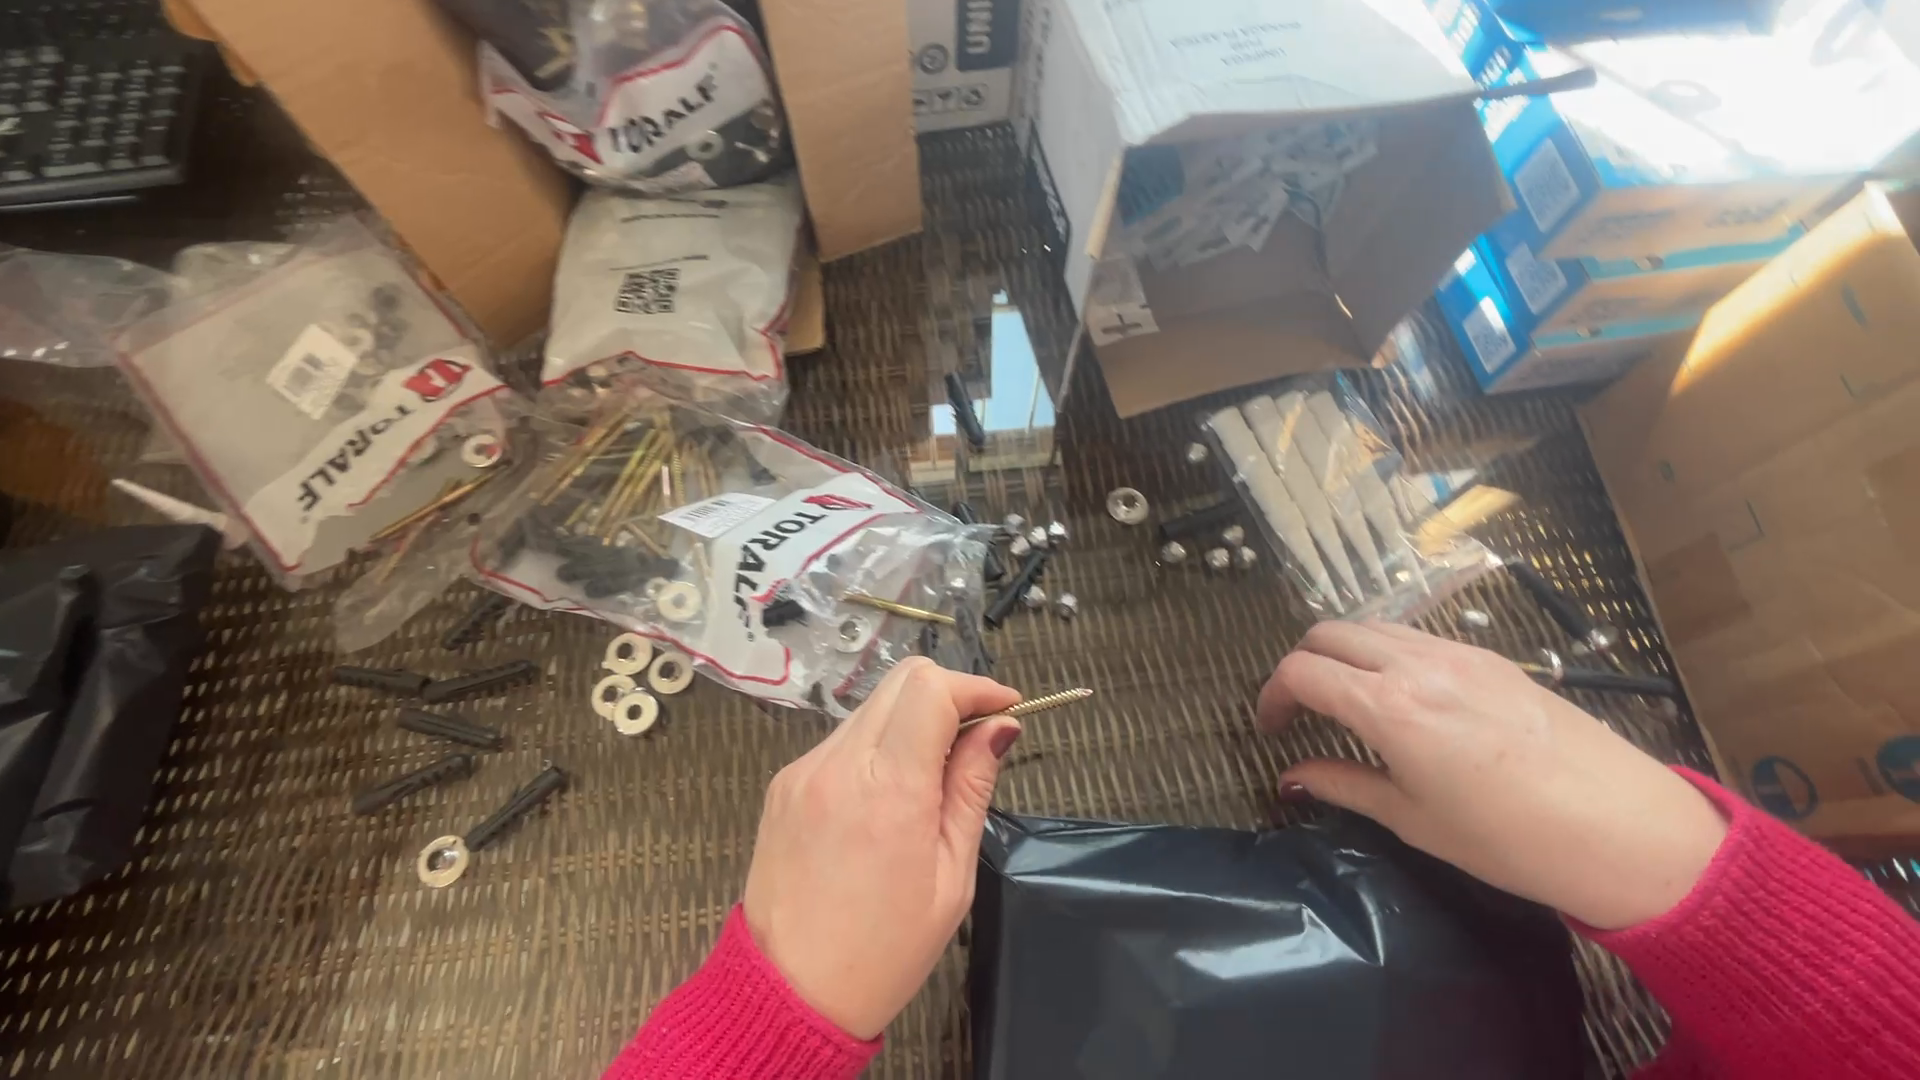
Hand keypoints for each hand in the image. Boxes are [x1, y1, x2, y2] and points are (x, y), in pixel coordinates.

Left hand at [743, 657, 1022, 1039]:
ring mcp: (804, 769)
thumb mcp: (950, 876)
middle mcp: (838, 765)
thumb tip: (999, 728)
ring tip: (933, 771)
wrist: (785, 994)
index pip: (932, 689)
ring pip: (872, 705)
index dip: (976, 687)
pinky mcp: (784, 781)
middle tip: (978, 732)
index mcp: (888, 790)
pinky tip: (888, 790)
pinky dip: (877, 744)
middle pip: (901, 680)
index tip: (1005, 708)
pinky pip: (842, 739)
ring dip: (912, 718)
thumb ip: (972, 787)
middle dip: (949, 692)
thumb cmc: (882, 950)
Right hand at [1258, 622, 1726, 930]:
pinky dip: (1383, 651)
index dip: (1271, 696)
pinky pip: (1413, 635)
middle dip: (1299, 664)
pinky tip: (1399, 693)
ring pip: (1370, 626)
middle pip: (1327, 633)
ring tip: (1346, 697)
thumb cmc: (1512, 840)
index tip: (1271, 728)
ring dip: (1341, 652)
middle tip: (1301, 709)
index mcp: (1389, 708)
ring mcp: (1456, 653)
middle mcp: (1415, 665)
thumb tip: (1292, 778)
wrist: (1633, 833)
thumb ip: (1344, 786)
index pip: (1301, 672)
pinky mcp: (1490, 657)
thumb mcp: (1414, 819)